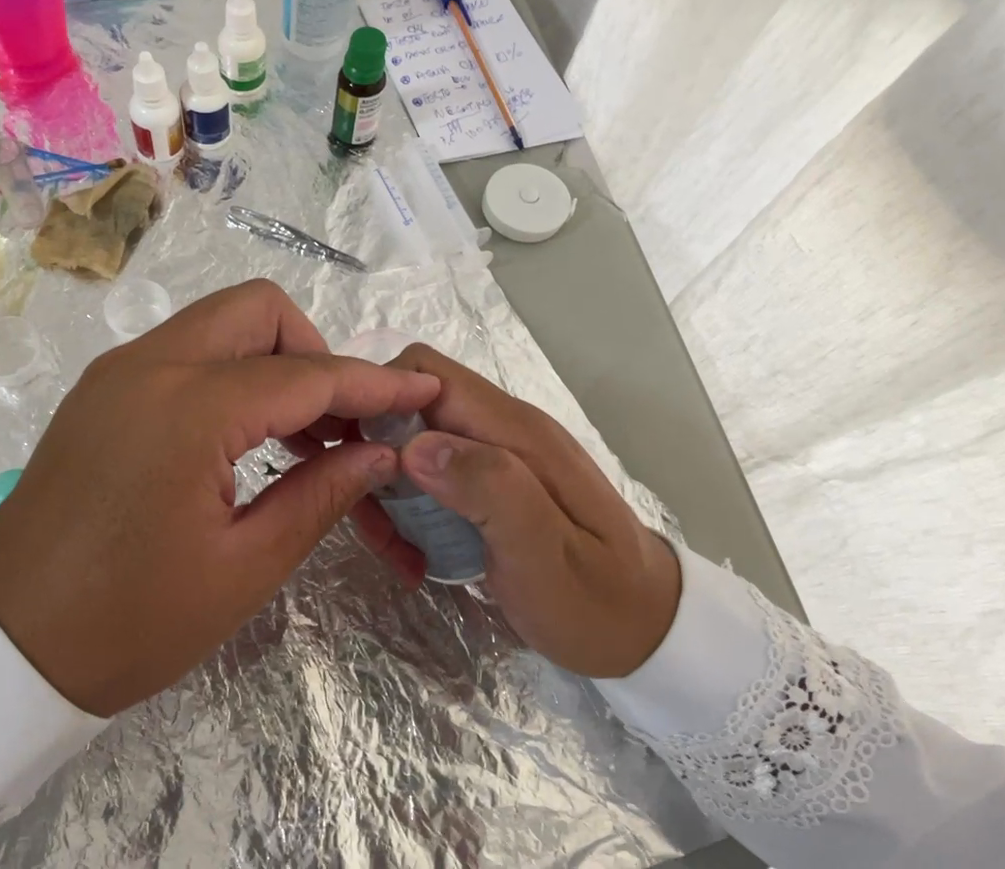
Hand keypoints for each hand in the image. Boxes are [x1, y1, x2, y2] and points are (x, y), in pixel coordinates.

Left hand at [0, 280, 441, 716]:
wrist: (6, 645)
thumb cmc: (130, 622)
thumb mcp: (243, 567)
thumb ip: (320, 494)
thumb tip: (378, 452)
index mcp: (188, 408)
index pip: (305, 374)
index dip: (374, 381)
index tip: (423, 388)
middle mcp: (149, 365)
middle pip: (257, 312)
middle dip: (315, 352)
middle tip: (342, 424)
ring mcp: (117, 373)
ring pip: (218, 325)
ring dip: (272, 362)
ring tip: (305, 439)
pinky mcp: (100, 392)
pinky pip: (183, 354)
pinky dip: (230, 376)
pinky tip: (248, 439)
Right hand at [351, 345, 682, 678]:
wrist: (649, 630)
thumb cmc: (596, 601)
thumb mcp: (543, 554)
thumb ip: (489, 490)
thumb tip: (414, 445)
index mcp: (515, 432)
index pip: (423, 373)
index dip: (378, 403)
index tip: (356, 464)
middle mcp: (504, 429)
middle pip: (411, 407)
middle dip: (375, 455)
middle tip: (375, 525)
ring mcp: (500, 456)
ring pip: (415, 443)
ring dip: (389, 490)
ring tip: (397, 548)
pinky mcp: (495, 484)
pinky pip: (433, 475)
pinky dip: (411, 508)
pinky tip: (419, 551)